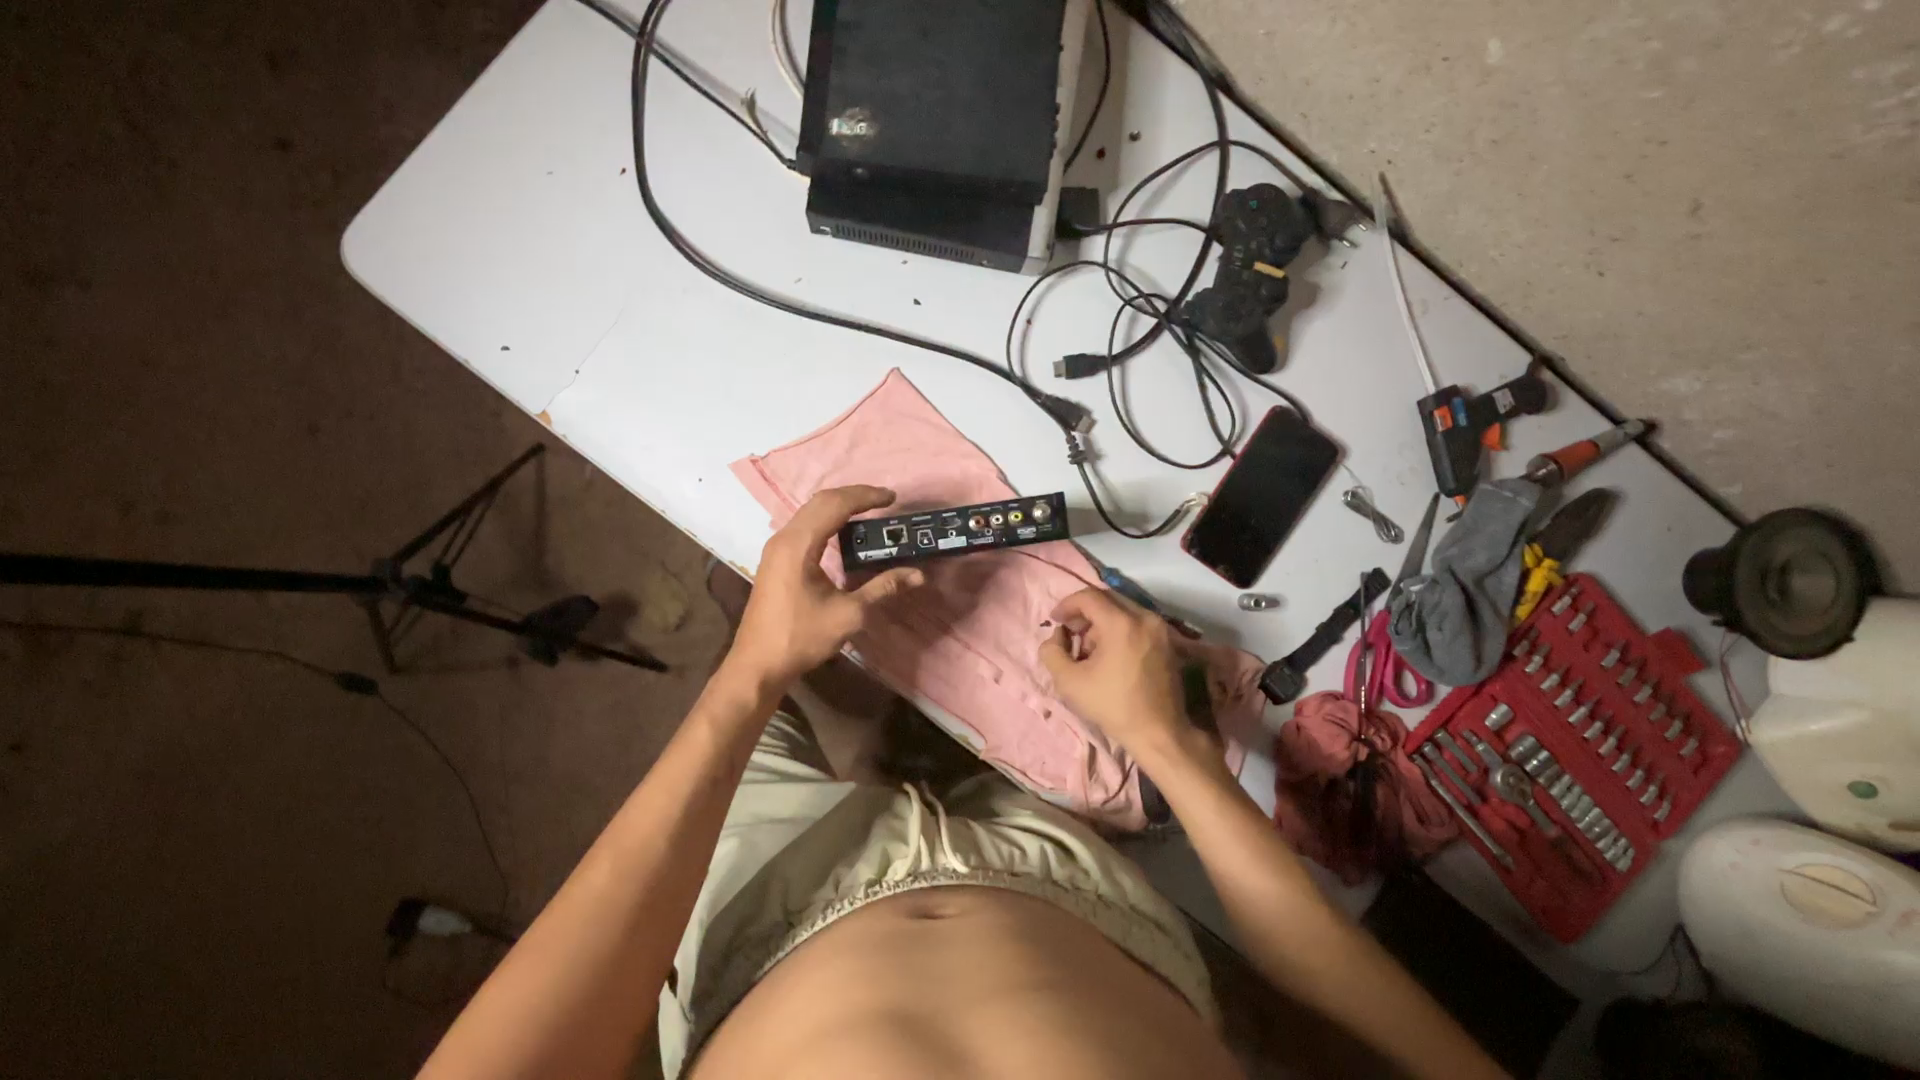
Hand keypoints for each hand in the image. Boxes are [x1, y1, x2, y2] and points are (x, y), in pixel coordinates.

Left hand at [724, 486, 924, 689]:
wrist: (759, 664)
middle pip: (821, 502)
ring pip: (810, 512)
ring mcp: (776, 548)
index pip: (835, 505)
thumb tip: (918, 574)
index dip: (865, 497)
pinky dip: (827, 520)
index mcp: (798, 545)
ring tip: (869, 512)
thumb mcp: (849, 614)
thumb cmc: (801, 637)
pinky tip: (844, 532)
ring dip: (839, 507)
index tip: (893, 498)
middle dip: (854, 496)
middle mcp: (784, 538)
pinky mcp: (776, 560)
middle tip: (885, 501)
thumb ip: (883, 588)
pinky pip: (804, 526)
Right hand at [1038, 587, 1204, 765]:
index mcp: (1121, 623)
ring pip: (1124, 610)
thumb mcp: (1069, 681)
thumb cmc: (1112, 706)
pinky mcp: (1169, 642)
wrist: (1158, 732)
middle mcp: (1145, 618)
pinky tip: (1111, 654)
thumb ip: (1052, 652)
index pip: (1089, 597)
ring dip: (1102, 622)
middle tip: (1070, 632)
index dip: (1067, 604)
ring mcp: (1161, 629)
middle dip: (1085, 612)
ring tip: (1090, 649)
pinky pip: (1138, 623)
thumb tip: (1056, 636)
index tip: (1055, 620)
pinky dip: (1120, 629)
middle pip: (1108, 599)